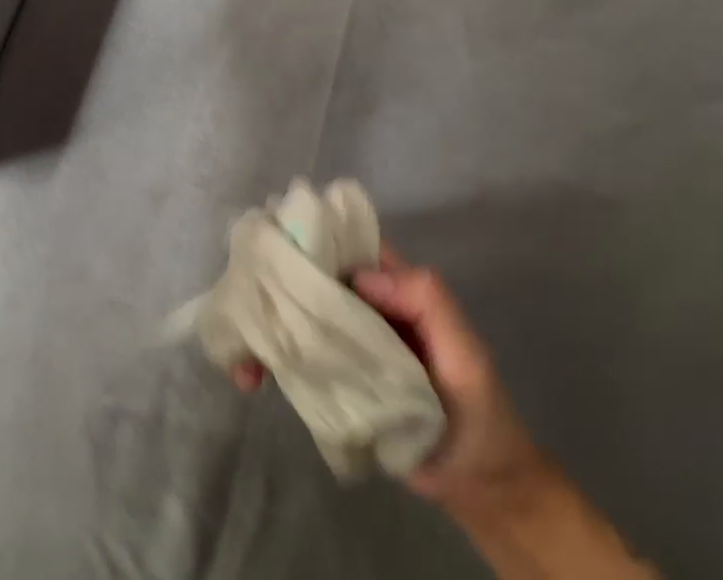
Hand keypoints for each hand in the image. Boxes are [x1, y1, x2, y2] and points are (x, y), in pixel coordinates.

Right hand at [231, 247, 543, 507]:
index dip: (312, 238)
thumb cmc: (480, 413)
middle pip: (310, 281)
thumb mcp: (465, 354)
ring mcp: (344, 346)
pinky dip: (266, 364)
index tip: (272, 245)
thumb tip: (361, 276)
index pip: (350, 249)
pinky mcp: (330, 380)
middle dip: (272, 287)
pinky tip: (250, 381)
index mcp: (395, 293)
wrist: (479, 486)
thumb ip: (428, 305)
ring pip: (293, 319)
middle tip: (242, 301)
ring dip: (261, 327)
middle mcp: (364, 310)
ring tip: (242, 356)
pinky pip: (292, 360)